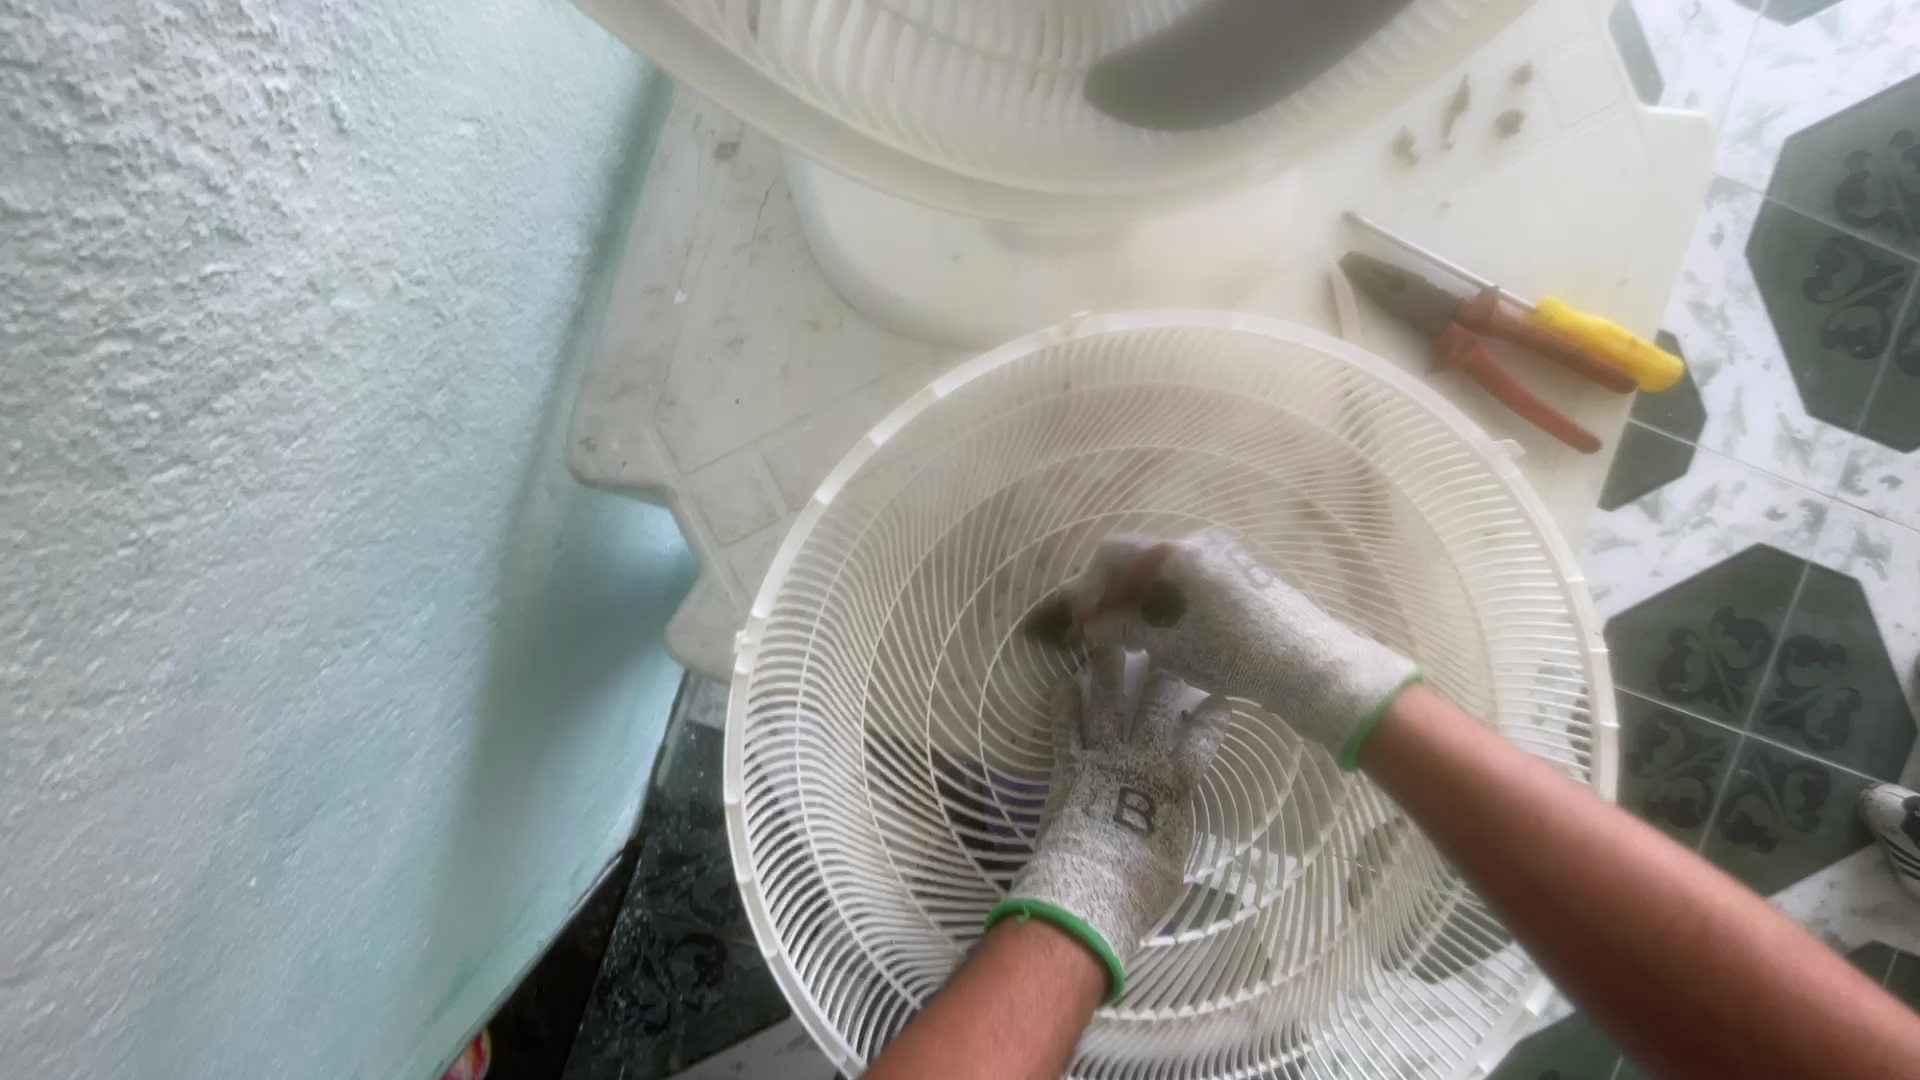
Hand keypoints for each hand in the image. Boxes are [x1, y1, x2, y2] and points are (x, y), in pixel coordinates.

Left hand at [988, 647, 1228, 1002]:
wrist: (1092, 891)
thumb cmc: (1141, 886)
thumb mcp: (1176, 853)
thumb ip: (1176, 818)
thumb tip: (1174, 807)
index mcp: (1176, 785)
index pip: (1202, 739)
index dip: (1213, 714)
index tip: (1220, 692)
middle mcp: (1141, 760)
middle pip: (1155, 707)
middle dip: (1161, 672)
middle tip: (1161, 642)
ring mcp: (1102, 757)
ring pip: (1107, 704)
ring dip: (1107, 671)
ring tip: (1107, 641)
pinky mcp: (1068, 764)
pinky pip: (1064, 725)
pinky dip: (1063, 702)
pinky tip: (1062, 679)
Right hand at [1060, 527, 1421, 769]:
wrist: (1313, 668)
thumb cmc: (1238, 655)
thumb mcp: (1173, 646)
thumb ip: (1126, 628)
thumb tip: (1091, 626)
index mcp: (1180, 554)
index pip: (1115, 553)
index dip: (1089, 583)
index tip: (1080, 616)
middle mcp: (1200, 543)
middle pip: (1138, 558)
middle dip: (1113, 591)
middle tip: (1097, 626)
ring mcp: (1223, 555)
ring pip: (1163, 569)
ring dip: (1139, 596)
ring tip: (1128, 633)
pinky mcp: (1239, 573)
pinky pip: (1187, 577)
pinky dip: (1165, 598)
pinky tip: (1163, 628)